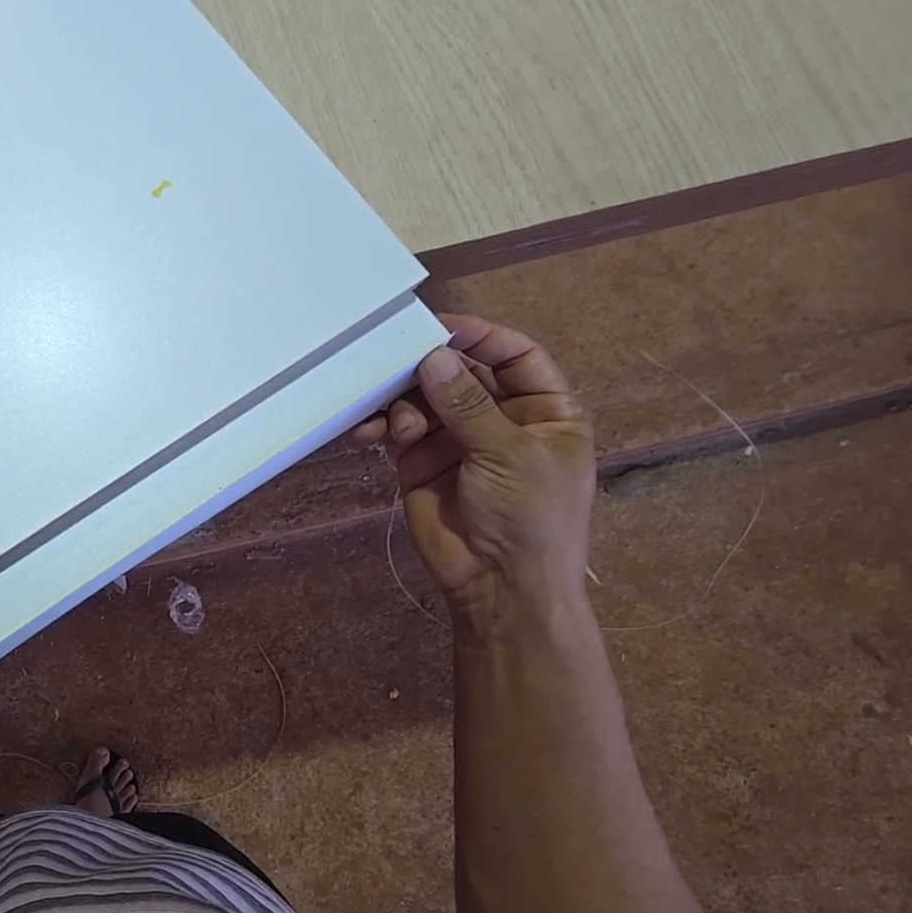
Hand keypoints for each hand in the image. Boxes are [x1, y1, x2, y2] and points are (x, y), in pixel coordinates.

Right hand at [354, 314, 594, 612]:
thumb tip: (432, 358)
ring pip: (421, 400)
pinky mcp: (418, 462)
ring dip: (401, 405)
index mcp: (544, 410)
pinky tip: (367, 435)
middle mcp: (499, 419)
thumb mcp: (507, 454)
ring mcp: (456, 441)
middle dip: (426, 371)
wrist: (498, 584)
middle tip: (392, 367)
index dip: (479, 338)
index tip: (436, 328)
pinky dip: (380, 427)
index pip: (514, 356)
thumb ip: (467, 405)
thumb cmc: (528, 516)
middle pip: (458, 374)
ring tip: (395, 429)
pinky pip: (395, 430)